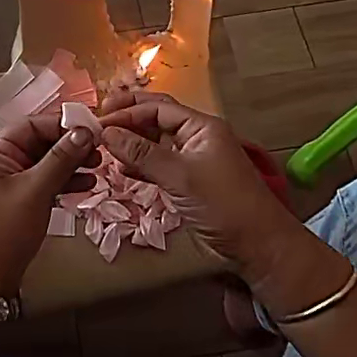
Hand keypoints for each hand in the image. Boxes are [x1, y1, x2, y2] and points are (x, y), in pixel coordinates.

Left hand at [0, 113, 96, 296]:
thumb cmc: (4, 230)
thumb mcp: (34, 191)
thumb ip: (60, 160)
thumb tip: (85, 131)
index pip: (32, 125)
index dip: (62, 124)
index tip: (92, 128)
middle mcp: (2, 161)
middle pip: (40, 142)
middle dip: (70, 144)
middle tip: (100, 149)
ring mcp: (11, 182)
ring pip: (46, 162)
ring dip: (72, 163)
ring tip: (99, 166)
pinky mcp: (21, 200)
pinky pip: (46, 181)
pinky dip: (65, 181)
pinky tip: (88, 184)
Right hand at [96, 90, 325, 295]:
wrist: (258, 247)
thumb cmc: (223, 204)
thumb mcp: (180, 175)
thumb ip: (141, 152)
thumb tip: (105, 132)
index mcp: (201, 126)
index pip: (157, 108)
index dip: (127, 111)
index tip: (99, 120)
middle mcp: (196, 137)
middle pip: (156, 119)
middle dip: (127, 119)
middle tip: (97, 122)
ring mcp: (192, 160)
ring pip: (155, 142)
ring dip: (130, 143)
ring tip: (103, 145)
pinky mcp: (188, 182)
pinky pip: (157, 165)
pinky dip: (139, 165)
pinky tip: (120, 170)